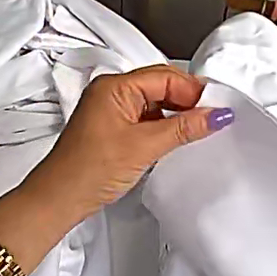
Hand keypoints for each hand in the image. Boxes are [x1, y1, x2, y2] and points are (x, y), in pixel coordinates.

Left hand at [16, 66, 232, 229]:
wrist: (60, 199)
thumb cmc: (85, 171)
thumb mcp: (144, 146)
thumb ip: (183, 128)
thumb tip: (213, 115)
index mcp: (114, 87)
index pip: (166, 77)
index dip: (193, 91)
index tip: (216, 107)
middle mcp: (111, 93)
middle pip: (161, 85)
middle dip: (188, 100)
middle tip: (212, 117)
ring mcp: (111, 110)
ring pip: (155, 102)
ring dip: (177, 114)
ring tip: (198, 130)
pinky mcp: (113, 128)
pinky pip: (147, 117)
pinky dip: (164, 125)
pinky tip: (177, 138)